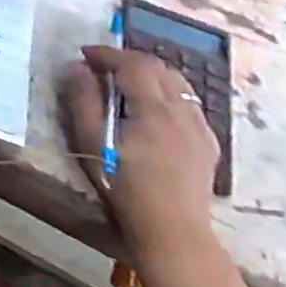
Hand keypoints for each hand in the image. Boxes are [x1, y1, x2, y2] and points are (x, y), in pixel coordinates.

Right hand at [65, 45, 218, 254]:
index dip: (107, 53)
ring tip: (127, 83)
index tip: (84, 55)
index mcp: (154, 109)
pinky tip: (154, 110)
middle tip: (102, 66)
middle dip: (127, 59)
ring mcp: (200, 128)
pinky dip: (168, 93)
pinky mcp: (208, 144)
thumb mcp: (92, 143)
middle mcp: (182, 111)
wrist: (173, 233)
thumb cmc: (125, 187)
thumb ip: (83, 100)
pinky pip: (189, 104)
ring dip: (150, 74)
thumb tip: (78, 68)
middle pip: (158, 67)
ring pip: (177, 83)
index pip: (132, 64)